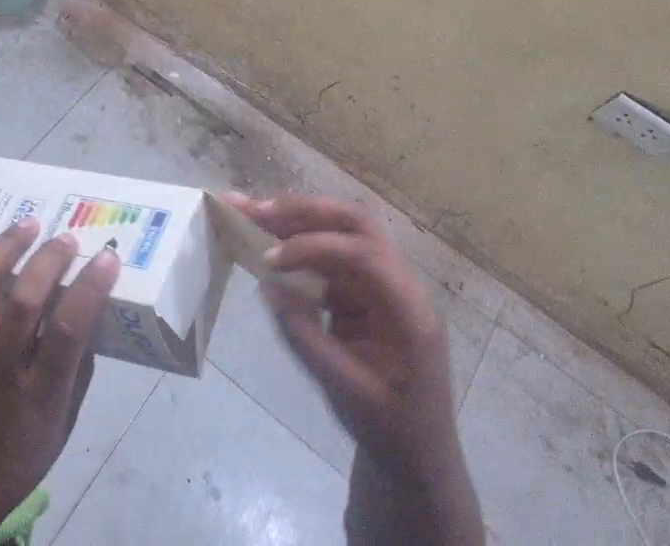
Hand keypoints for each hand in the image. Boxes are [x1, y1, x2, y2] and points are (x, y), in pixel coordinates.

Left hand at [0, 219, 120, 544]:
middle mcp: (0, 363)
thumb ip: (77, 367)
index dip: (89, 290)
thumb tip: (90, 315)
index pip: (66, 331)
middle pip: (22, 299)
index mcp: (39, 392)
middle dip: (49, 261)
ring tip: (30, 223)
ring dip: (8, 247)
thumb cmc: (20, 453)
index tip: (108, 259)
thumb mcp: (64, 421)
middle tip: (71, 239)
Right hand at [228, 193, 481, 545]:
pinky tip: (266, 247)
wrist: (417, 458)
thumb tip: (267, 288)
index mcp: (409, 310)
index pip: (363, 255)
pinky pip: (331, 260)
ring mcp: (382, 288)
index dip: (314, 248)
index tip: (269, 261)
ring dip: (297, 222)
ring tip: (252, 214)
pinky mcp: (364, 297)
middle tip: (256, 210)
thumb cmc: (389, 428)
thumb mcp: (345, 390)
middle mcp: (400, 287)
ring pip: (341, 235)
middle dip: (305, 212)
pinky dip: (297, 248)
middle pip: (357, 226)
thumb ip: (306, 338)